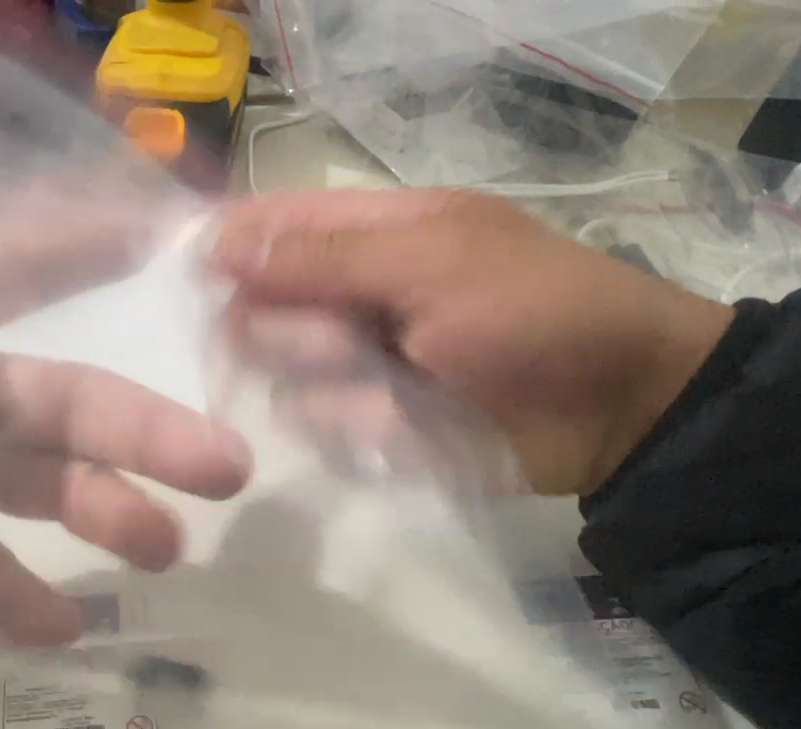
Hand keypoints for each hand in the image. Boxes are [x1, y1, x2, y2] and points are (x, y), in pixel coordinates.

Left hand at [0, 174, 250, 646]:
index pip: (15, 264)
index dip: (90, 245)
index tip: (178, 242)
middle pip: (65, 402)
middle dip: (144, 429)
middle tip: (222, 468)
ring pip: (50, 488)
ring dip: (109, 514)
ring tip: (161, 550)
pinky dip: (30, 598)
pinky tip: (66, 629)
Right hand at [209, 188, 733, 495]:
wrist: (611, 410)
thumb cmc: (530, 314)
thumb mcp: (429, 264)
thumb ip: (321, 259)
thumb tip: (218, 244)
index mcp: (371, 235)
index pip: (271, 225)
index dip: (226, 243)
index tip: (189, 276)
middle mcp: (351, 297)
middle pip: (264, 312)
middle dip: (292, 335)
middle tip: (342, 348)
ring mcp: (358, 366)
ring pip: (286, 380)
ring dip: (332, 391)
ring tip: (393, 397)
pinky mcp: (370, 425)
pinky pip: (322, 430)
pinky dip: (355, 432)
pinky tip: (399, 429)